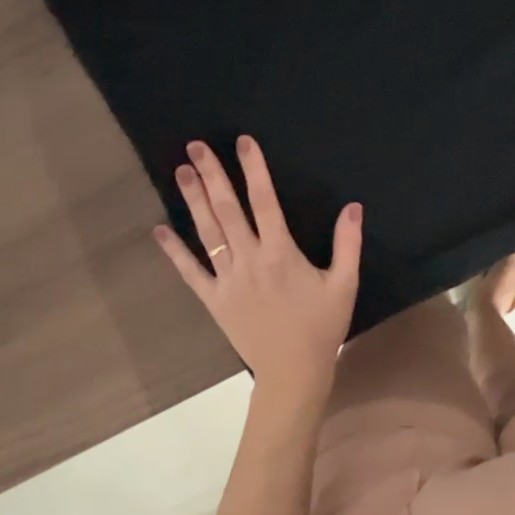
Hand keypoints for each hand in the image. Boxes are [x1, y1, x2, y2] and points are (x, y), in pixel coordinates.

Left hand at [153, 136, 362, 400]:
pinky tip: (160, 229)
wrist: (293, 371)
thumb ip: (348, 244)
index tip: (242, 143)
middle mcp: (250, 260)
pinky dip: (174, 251)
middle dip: (212, 175)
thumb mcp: (344, 284)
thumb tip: (353, 207)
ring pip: (207, 233)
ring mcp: (227, 280)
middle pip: (228, 210)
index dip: (254, 169)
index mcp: (281, 254)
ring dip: (194, 200)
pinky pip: (190, 272)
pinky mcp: (214, 300)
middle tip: (196, 146)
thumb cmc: (322, 327)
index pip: (264, 202)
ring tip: (181, 171)